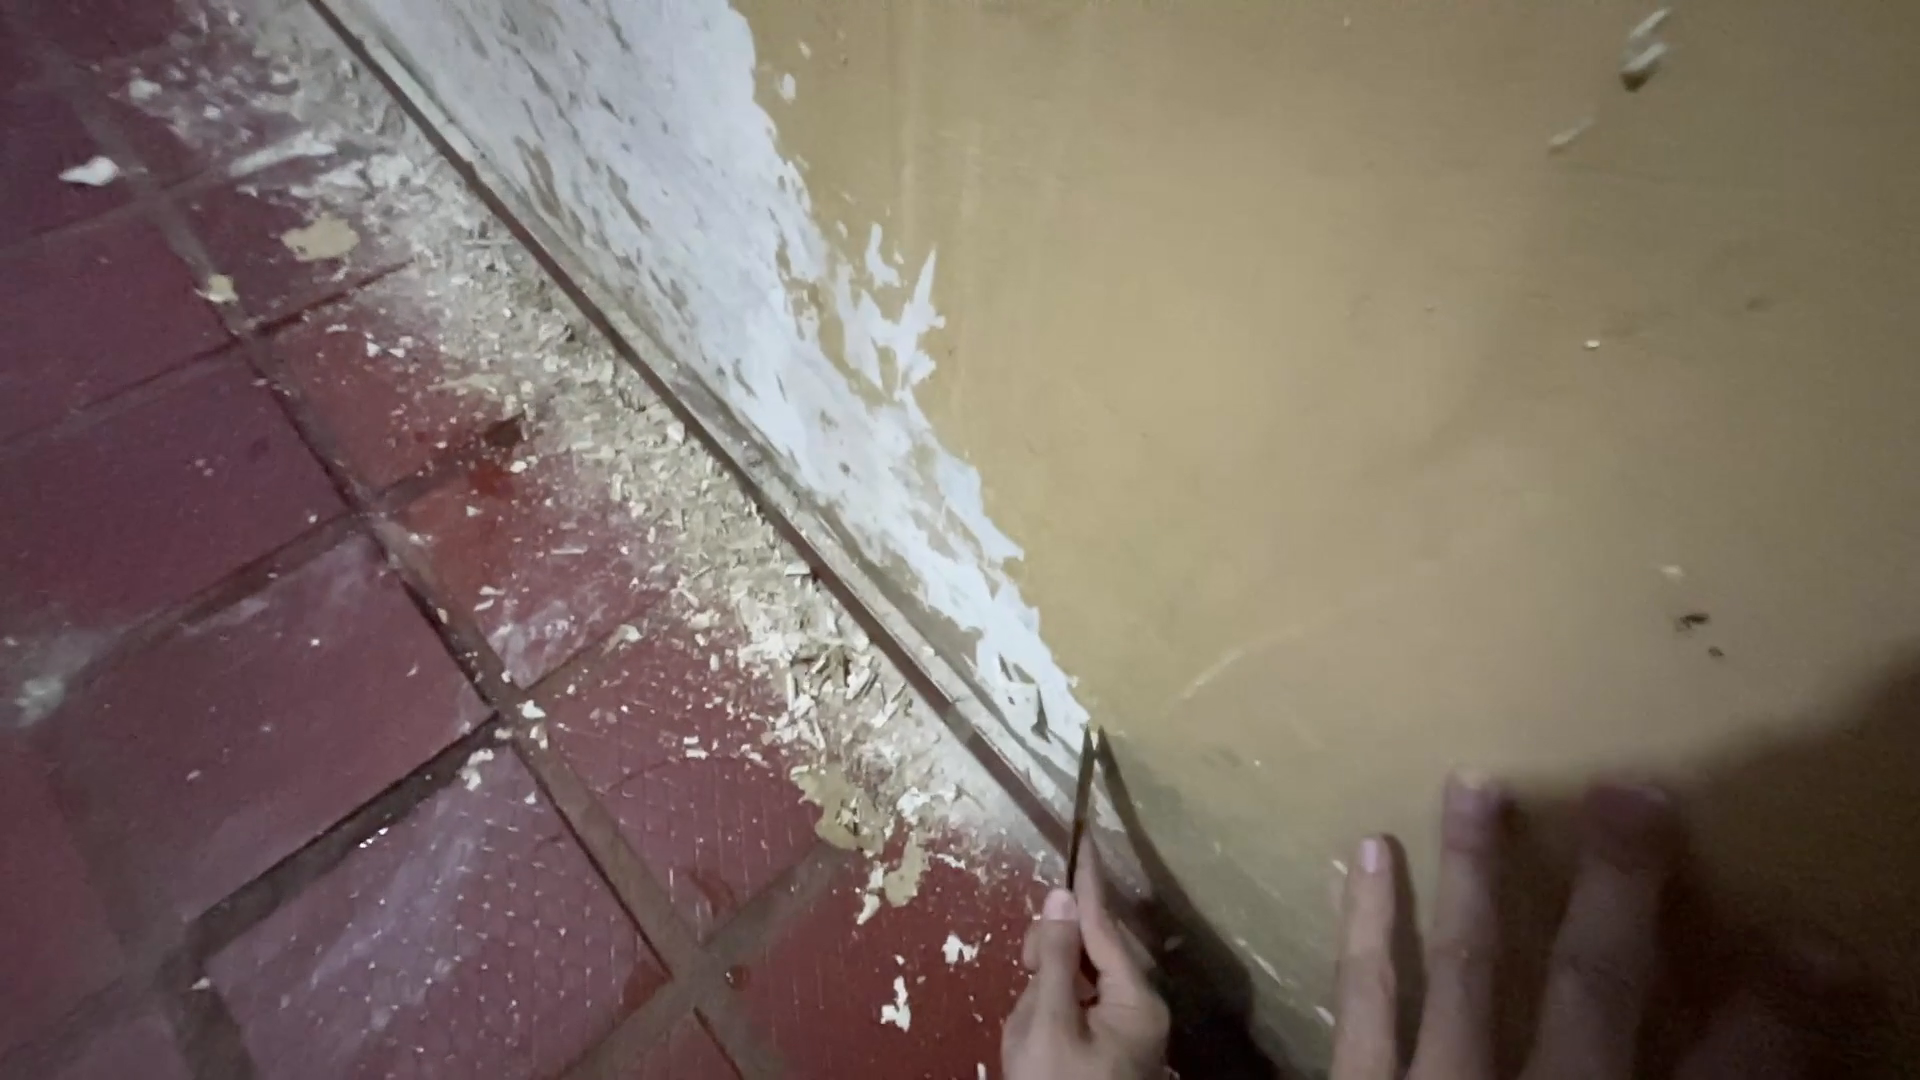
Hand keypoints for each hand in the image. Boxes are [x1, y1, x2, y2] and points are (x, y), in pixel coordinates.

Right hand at [1003, 838, 1169, 1079]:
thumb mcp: (1048, 1024)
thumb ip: (1056, 956)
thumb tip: (1063, 898)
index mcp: (1134, 1000)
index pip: (1104, 923)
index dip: (1089, 879)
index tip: (1083, 838)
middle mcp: (1137, 1008)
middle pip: (1089, 947)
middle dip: (1053, 953)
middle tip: (1027, 970)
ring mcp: (1124, 1028)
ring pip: (1075, 975)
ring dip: (1046, 988)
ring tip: (1030, 1030)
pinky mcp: (1107, 1044)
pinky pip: (1073, 1004)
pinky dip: (1050, 1008)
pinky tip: (1036, 1038)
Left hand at [1332, 774, 1854, 1078]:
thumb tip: (1736, 1073)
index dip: (1780, 1018)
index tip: (1815, 940)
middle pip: (1592, 992)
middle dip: (1620, 896)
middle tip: (1633, 796)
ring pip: (1465, 962)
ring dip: (1475, 871)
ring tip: (1474, 784)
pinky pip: (1360, 990)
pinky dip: (1364, 917)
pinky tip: (1361, 846)